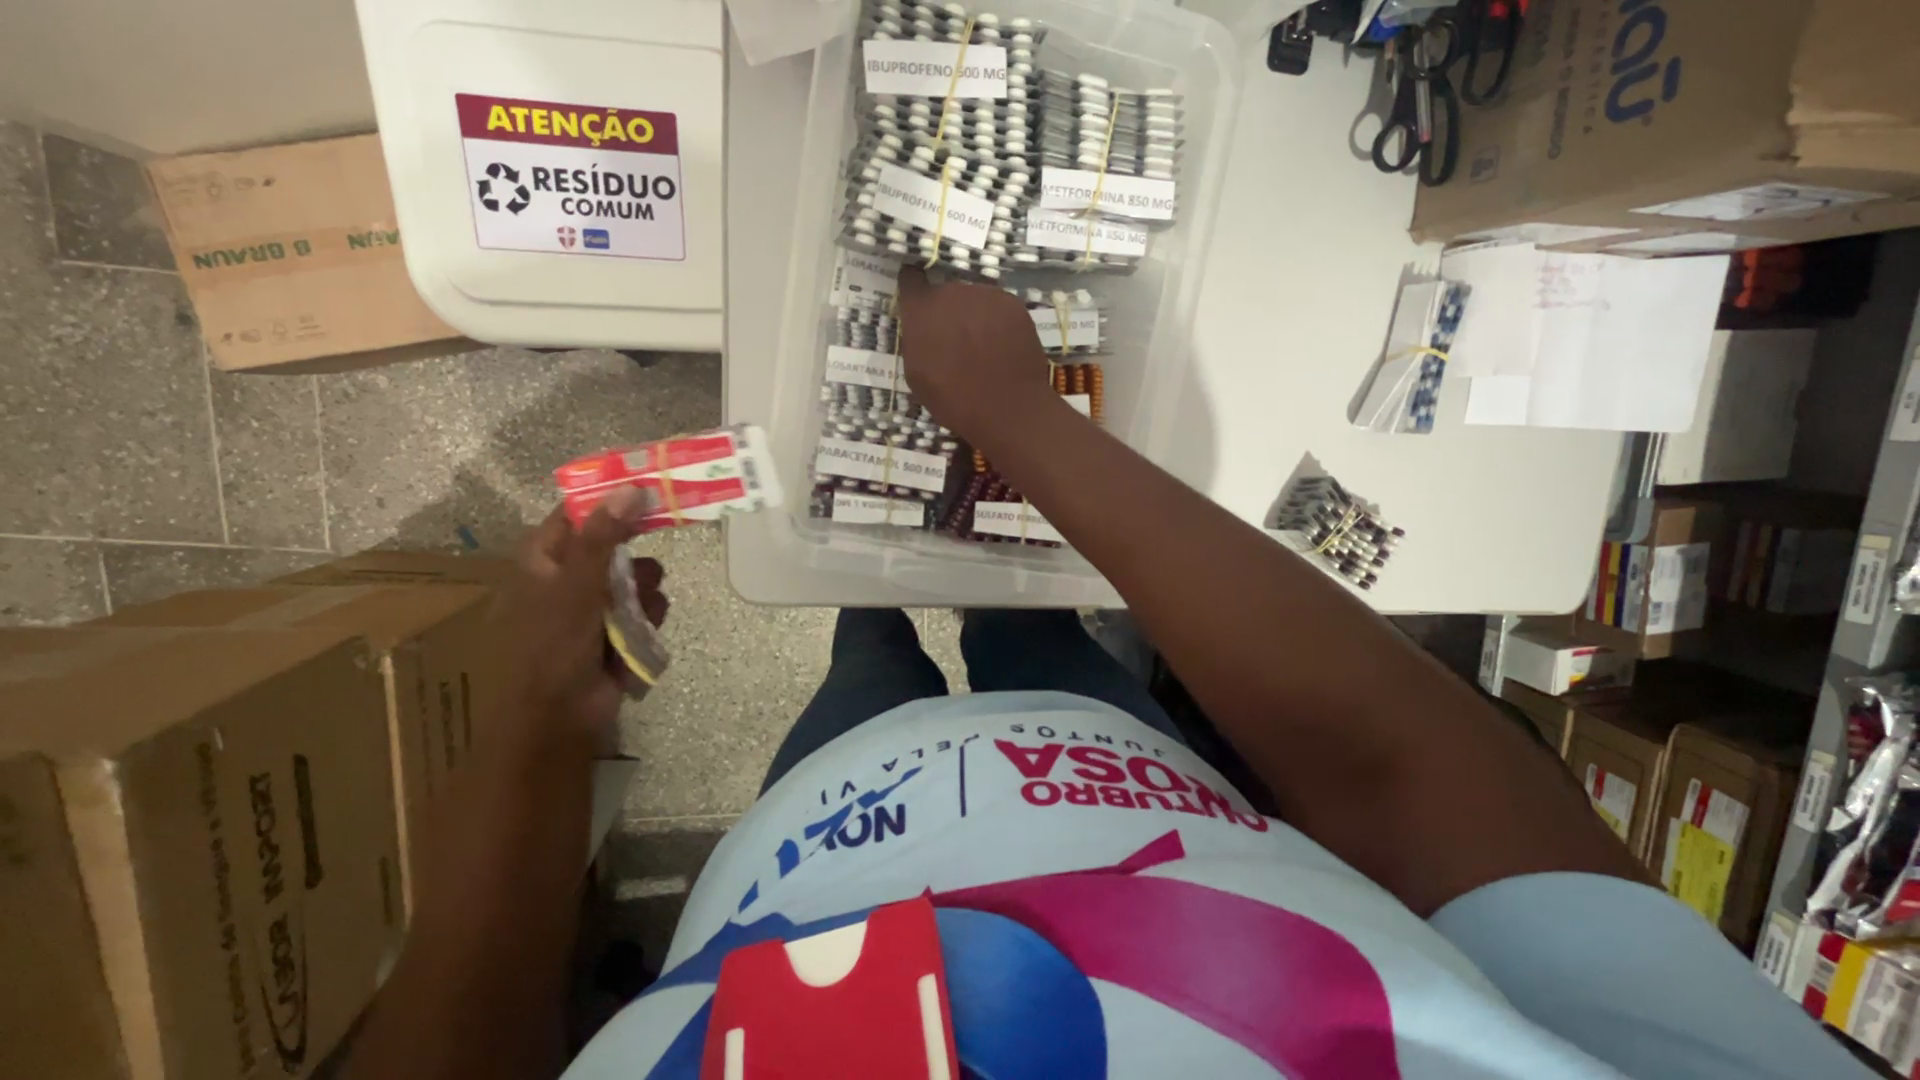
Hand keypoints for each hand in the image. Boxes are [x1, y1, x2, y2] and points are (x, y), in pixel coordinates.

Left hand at [497, 487, 667, 749]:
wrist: (557, 717)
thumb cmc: (553, 645)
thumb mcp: (576, 584)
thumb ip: (604, 536)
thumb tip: (632, 488)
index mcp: (543, 559)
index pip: (578, 514)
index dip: (609, 498)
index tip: (648, 486)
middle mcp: (567, 578)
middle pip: (614, 545)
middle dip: (636, 551)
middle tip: (666, 534)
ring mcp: (593, 607)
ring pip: (635, 578)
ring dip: (645, 589)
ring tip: (643, 607)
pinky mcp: (616, 633)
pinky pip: (644, 610)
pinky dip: (648, 618)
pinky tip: (644, 631)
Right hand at [896, 264, 1061, 439]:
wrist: (1007, 407)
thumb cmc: (954, 399)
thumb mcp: (917, 375)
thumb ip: (916, 341)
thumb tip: (924, 329)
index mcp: (922, 309)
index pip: (910, 280)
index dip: (914, 289)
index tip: (918, 303)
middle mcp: (952, 292)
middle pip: (945, 293)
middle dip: (947, 313)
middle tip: (956, 343)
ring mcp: (986, 295)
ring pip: (973, 300)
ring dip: (973, 316)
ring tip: (983, 348)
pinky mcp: (1013, 303)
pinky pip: (998, 307)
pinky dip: (998, 322)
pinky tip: (1002, 347)